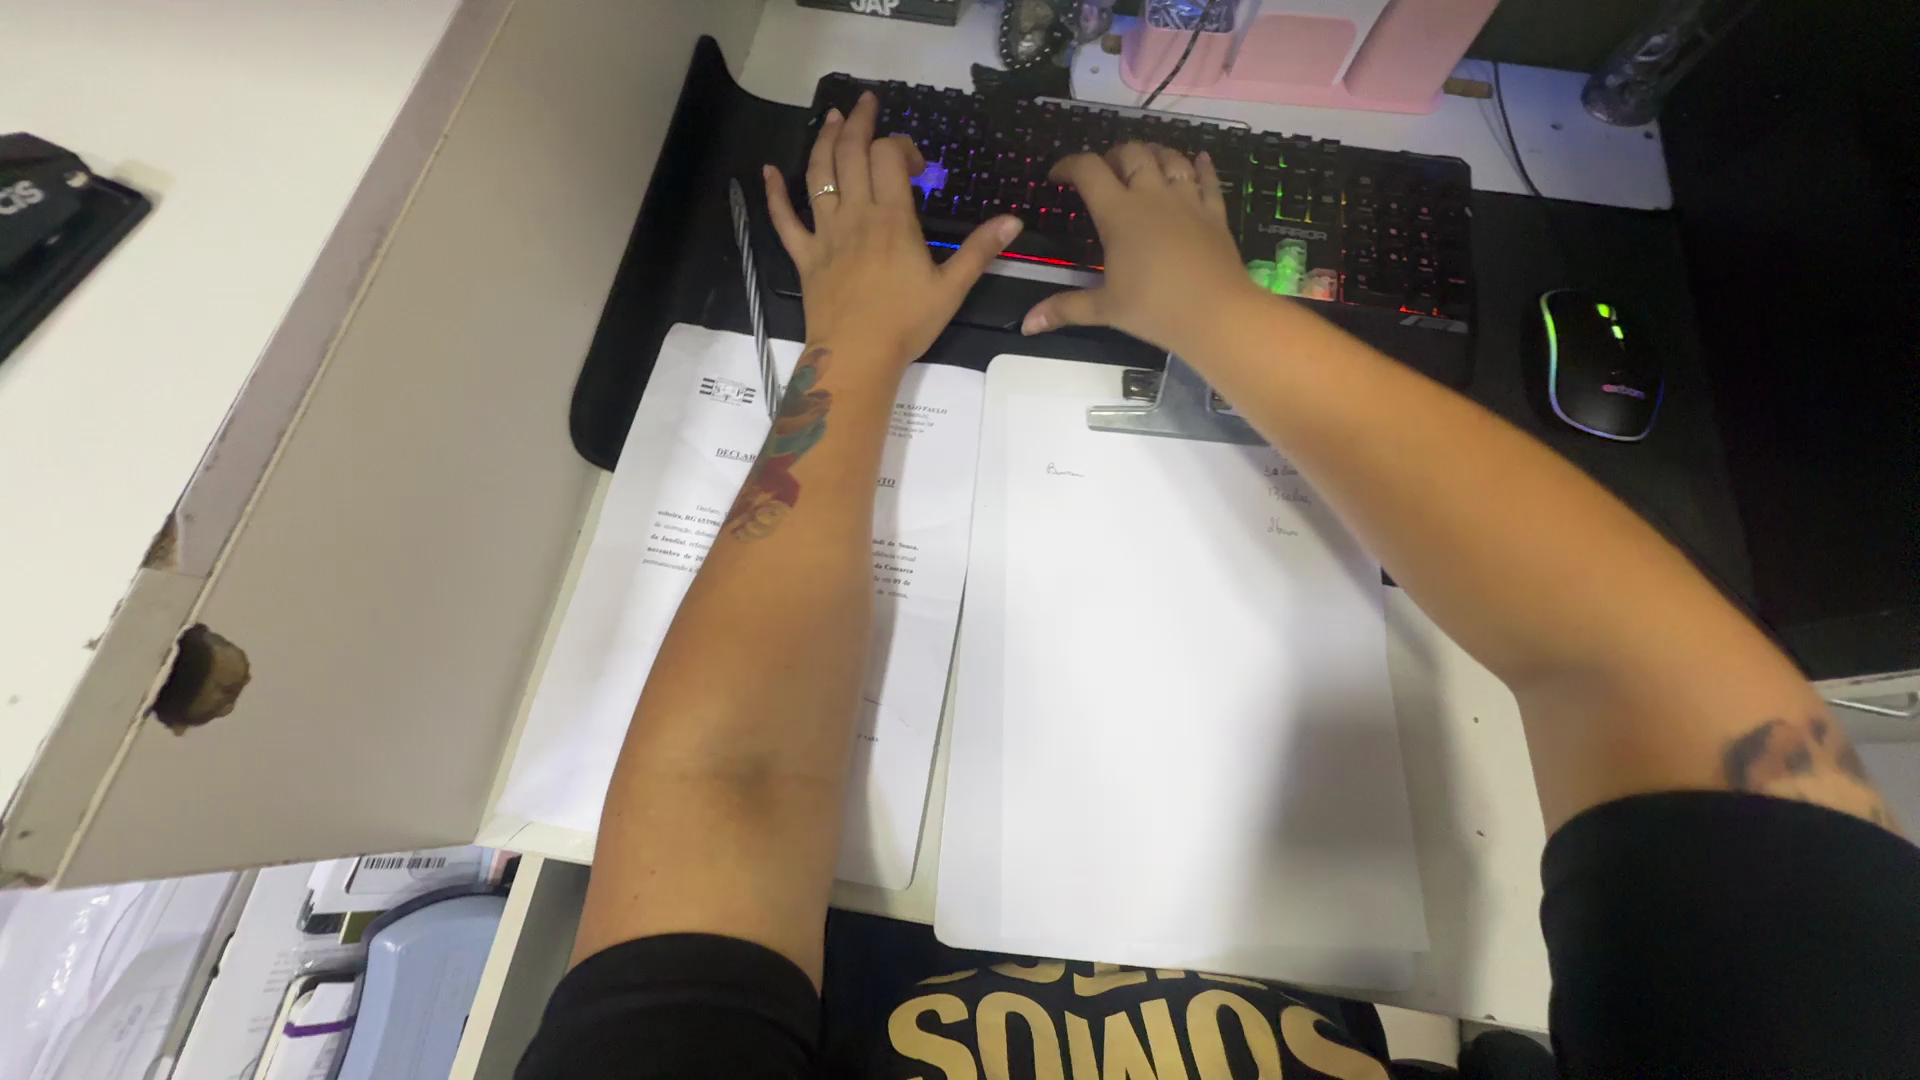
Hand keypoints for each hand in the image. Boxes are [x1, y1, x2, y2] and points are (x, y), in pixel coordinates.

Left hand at [765, 92, 1023, 369]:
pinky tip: (767, 171)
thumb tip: (1013, 221)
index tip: (917, 165)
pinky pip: (784, 220)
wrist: (858, 357)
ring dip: (823, 141)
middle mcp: (855, 216)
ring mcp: (825, 234)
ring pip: (818, 175)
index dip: (902, 147)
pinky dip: (774, 194)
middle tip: (865, 104)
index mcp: (892, 220)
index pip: (889, 158)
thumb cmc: (906, 325)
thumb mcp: (951, 289)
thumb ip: (978, 251)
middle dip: (858, 123)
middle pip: (851, 153)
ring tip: (831, 119)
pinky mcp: (805, 257)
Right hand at [1021, 142, 1261, 356]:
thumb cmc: (1154, 309)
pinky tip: (1198, 162)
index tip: (1057, 176)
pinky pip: (1207, 179)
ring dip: (1153, 154)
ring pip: (1169, 158)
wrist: (1215, 313)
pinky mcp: (1214, 212)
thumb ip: (1065, 309)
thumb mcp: (1105, 309)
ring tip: (1143, 164)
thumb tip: (1027, 324)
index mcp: (1120, 214)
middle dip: (1112, 156)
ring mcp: (1187, 200)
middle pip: (1131, 153)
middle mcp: (1152, 196)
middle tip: (1103, 173)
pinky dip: (1200, 167)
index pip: (1089, 171)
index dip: (1068, 165)